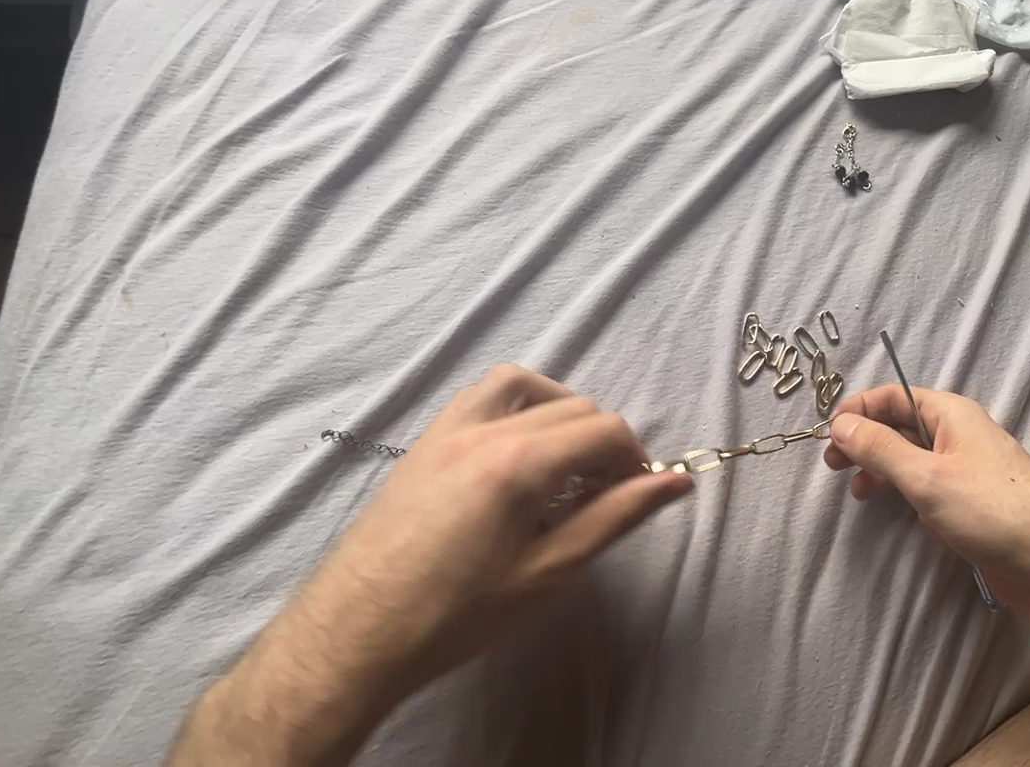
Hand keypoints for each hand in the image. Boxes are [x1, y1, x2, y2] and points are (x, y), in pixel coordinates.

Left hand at [168, 364, 691, 765]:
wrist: (350, 642)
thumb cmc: (457, 615)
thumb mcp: (550, 571)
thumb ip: (617, 516)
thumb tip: (679, 481)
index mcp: (521, 462)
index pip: (606, 431)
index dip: (634, 460)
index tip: (633, 496)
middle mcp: (487, 429)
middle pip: (577, 408)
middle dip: (603, 445)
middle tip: (600, 496)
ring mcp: (450, 429)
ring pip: (531, 386)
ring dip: (563, 414)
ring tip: (564, 461)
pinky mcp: (425, 441)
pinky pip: (482, 394)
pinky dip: (516, 403)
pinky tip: (517, 445)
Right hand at [826, 388, 1029, 766]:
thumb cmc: (985, 508)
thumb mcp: (924, 476)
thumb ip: (879, 448)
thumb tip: (840, 423)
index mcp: (951, 412)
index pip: (894, 396)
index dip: (859, 410)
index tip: (827, 434)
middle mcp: (959, 431)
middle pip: (902, 424)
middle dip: (867, 440)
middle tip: (833, 465)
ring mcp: (967, 464)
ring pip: (914, 455)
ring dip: (884, 467)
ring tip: (859, 493)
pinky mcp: (972, 497)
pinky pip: (929, 481)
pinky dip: (906, 488)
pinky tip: (897, 508)